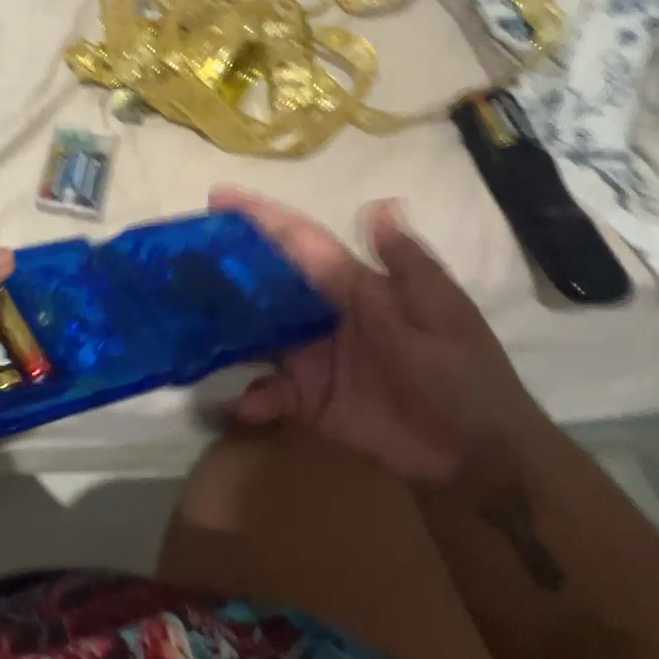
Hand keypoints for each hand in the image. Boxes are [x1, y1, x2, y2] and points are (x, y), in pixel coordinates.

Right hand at [210, 186, 549, 482]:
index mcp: (357, 288)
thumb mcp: (441, 317)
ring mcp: (313, 358)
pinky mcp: (308, 399)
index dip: (262, 219)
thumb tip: (380, 202)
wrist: (481, 459)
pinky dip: (251, 397)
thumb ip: (403, 267)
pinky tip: (239, 404)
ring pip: (256, 334)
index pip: (302, 245)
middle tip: (177, 257)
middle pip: (266, 284)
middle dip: (224, 268)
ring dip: (223, 328)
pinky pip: (268, 392)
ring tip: (180, 321)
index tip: (218, 198)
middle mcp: (325, 315)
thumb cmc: (466, 378)